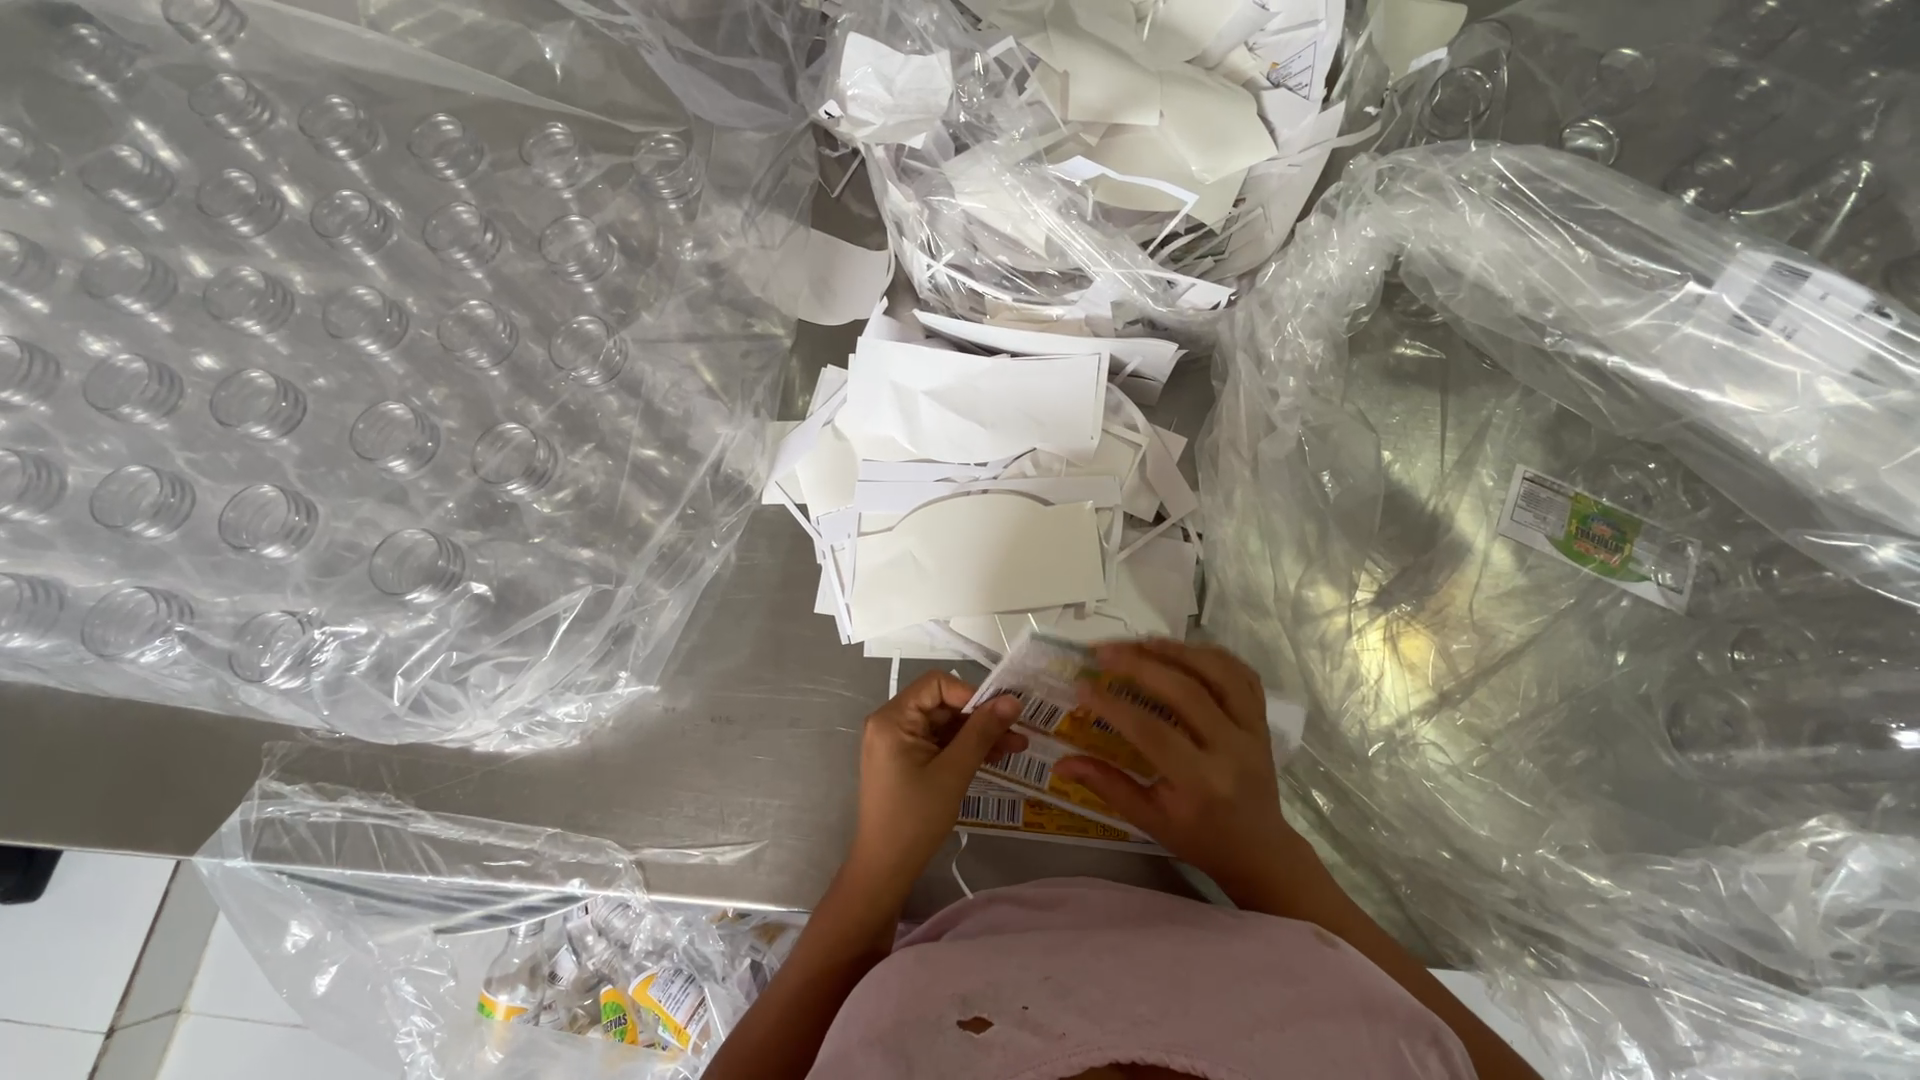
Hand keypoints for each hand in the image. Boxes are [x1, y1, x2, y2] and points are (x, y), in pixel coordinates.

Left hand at [848, 672, 1025, 897]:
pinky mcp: (904, 759)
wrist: (886, 866)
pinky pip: (938, 742)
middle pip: (942, 704)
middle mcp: (890, 722)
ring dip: (977, 734)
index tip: (1001, 715)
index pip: (937, 684)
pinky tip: (993, 756)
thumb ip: (982, 732)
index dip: (972, 694)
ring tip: (1016, 748)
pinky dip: (963, 748)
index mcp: (892, 718)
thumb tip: (1013, 700)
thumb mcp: (954, 771)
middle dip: (980, 717)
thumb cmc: (916, 817)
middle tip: (1018, 733)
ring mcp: (897, 742)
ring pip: (944, 724)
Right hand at [1054, 639, 1300, 899]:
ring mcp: (1253, 731)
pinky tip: (1181, 650)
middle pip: (1186, 692)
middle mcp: (1231, 750)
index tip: (1082, 687)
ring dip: (1176, 651)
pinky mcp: (1262, 720)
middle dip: (1140, 666)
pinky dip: (1211, 655)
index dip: (1114, 706)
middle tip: (1103, 653)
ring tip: (1140, 642)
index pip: (1153, 732)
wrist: (1259, 849)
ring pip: (1219, 673)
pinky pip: (1242, 674)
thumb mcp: (1149, 820)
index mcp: (1201, 782)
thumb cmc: (1199, 837)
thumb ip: (1107, 785)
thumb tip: (1061, 762)